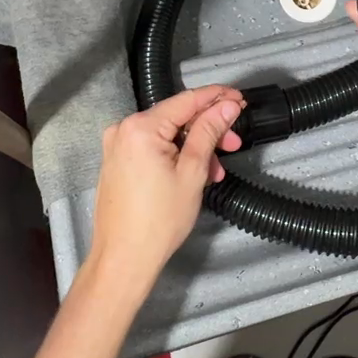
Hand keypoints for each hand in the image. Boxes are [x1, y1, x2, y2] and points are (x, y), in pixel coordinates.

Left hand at [87, 85, 243, 277]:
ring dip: (195, 147)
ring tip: (215, 171)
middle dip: (208, 129)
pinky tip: (195, 173)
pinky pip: (153, 147)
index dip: (216, 97)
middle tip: (234, 142)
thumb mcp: (193, 172)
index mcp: (140, 127)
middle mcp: (123, 129)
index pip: (186, 100)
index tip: (239, 98)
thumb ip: (209, 132)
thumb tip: (226, 105)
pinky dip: (176, 155)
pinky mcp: (118, 162)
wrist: (123, 260)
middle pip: (176, 117)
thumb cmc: (159, 220)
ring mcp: (117, 146)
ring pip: (167, 134)